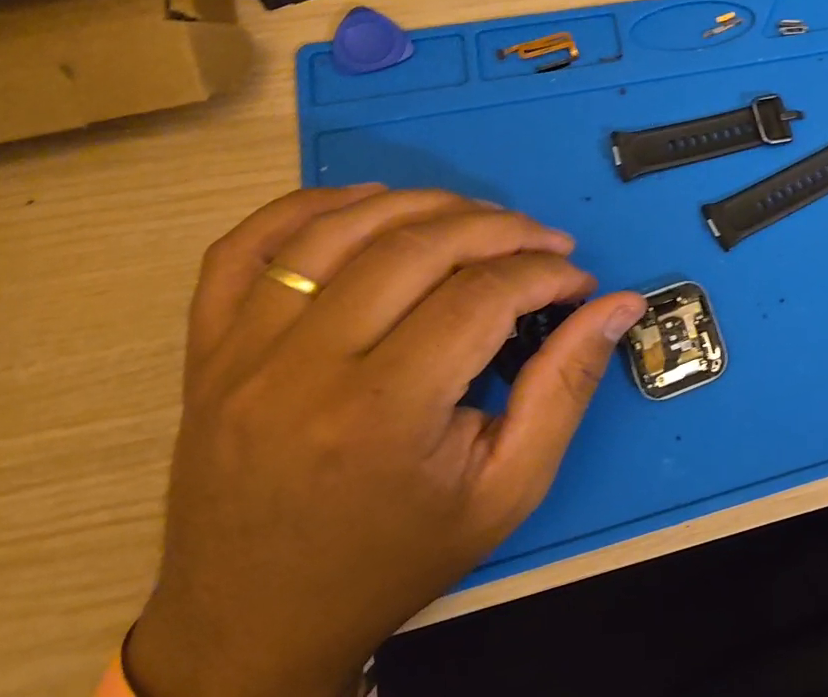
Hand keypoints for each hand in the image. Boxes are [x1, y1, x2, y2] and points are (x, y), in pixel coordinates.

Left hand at [125, 187, 646, 696]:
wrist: (258, 622)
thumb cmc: (399, 557)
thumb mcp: (510, 487)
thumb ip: (567, 387)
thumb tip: (620, 305)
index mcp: (384, 414)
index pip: (480, 296)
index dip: (545, 274)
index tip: (579, 284)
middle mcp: (301, 371)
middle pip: (414, 248)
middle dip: (500, 228)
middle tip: (547, 243)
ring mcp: (240, 356)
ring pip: (334, 231)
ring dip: (421, 205)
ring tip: (478, 218)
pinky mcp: (207, 352)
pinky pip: (245, 249)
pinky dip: (310, 208)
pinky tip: (370, 205)